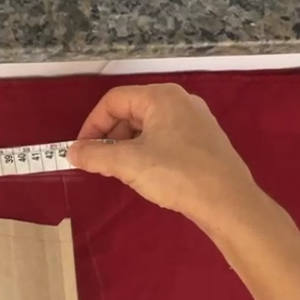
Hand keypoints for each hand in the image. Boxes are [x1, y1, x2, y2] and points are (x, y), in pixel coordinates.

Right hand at [68, 84, 266, 230]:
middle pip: (130, 111)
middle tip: (98, 162)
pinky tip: (146, 174)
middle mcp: (180, 101)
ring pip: (148, 126)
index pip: (113, 101)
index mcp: (161, 97)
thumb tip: (71, 152)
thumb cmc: (176, 174)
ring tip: (120, 171)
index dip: (91, 125)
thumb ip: (94, 155)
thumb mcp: (127, 164)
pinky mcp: (204, 141)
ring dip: (126, 146)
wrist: (228, 202)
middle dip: (109, 137)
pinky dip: (147, 151)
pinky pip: (165, 138)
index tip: (81, 150)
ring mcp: (196, 120)